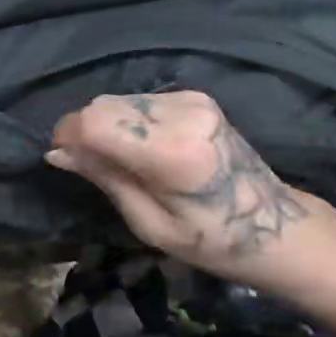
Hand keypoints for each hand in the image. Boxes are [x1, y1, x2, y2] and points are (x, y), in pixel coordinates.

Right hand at [48, 92, 330, 284]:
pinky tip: (140, 147)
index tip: (62, 158)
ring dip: (104, 125)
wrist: (279, 228)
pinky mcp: (194, 96)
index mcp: (173, 152)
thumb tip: (56, 153)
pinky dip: (125, 120)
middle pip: (101, 106)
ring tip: (118, 159)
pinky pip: (136, 100)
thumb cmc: (212, 240)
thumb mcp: (149, 224)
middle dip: (83, 131)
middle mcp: (181, 114)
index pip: (95, 122)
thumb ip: (104, 178)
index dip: (67, 135)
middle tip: (89, 164)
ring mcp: (190, 99)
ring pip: (115, 100)